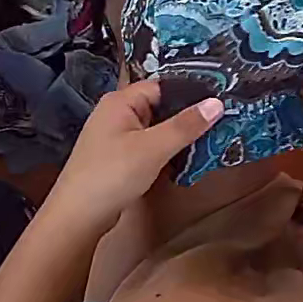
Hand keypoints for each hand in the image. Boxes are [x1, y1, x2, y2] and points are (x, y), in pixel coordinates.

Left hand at [42, 79, 223, 236]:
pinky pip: (151, 147)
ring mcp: (118, 137)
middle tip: (223, 122)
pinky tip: (188, 160)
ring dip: (180, 137)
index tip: (221, 98)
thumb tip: (217, 102)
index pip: (162, 86)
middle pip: (161, 107)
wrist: (79, 216)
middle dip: (189, 117)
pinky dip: (168, 152)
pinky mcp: (120, 158)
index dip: (190, 91)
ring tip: (213, 140)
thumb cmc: (113, 174)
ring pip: (158, 129)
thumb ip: (186, 125)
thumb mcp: (154, 147)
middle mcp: (118, 114)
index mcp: (121, 101)